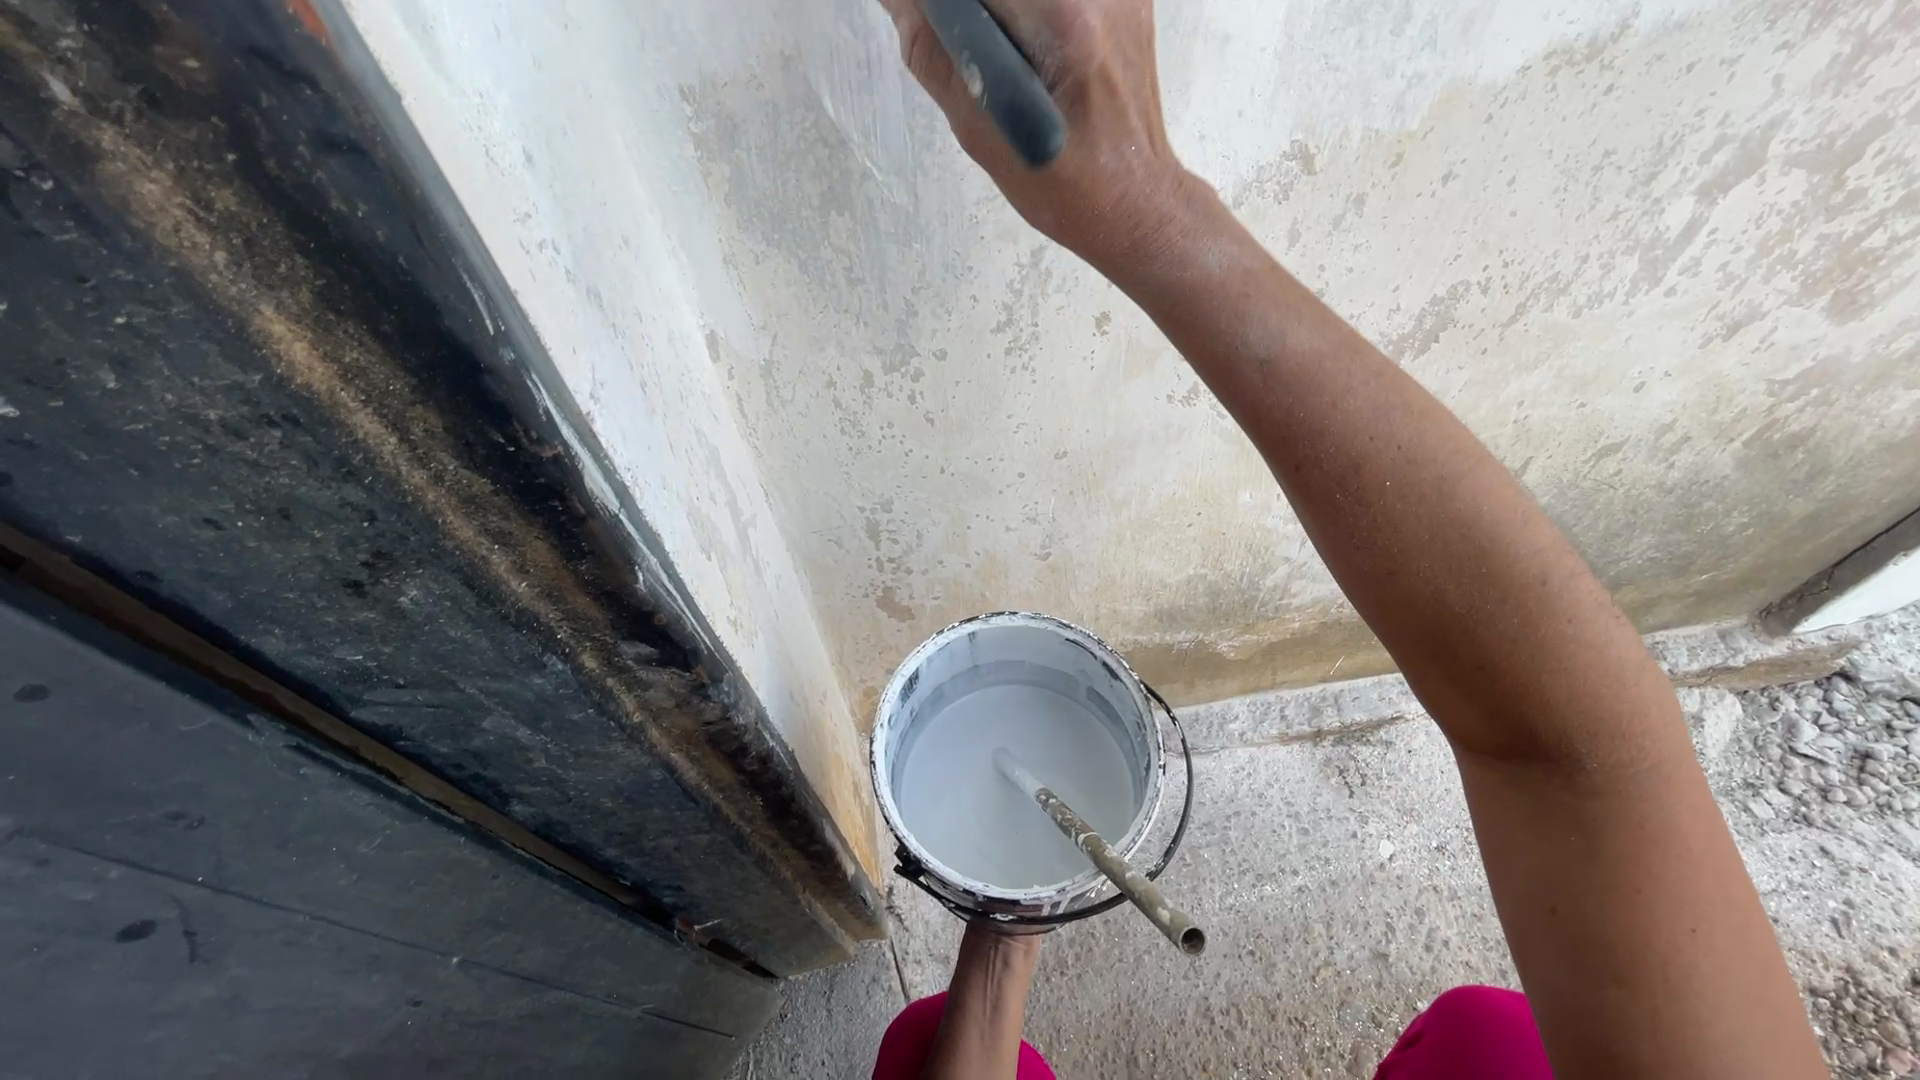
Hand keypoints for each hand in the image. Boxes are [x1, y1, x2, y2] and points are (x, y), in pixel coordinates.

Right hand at [879, 0, 1198, 270]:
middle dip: (971, 15)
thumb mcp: (983, 136)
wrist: (1136, 203)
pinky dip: (1028, 18)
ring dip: (997, 19)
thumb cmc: (1064, 190)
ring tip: (1001, 68)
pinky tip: (1034, 58)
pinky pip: (1057, 0)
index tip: (924, 23)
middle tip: (964, 51)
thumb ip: (934, 56)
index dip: (943, 8)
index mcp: (1064, 21)